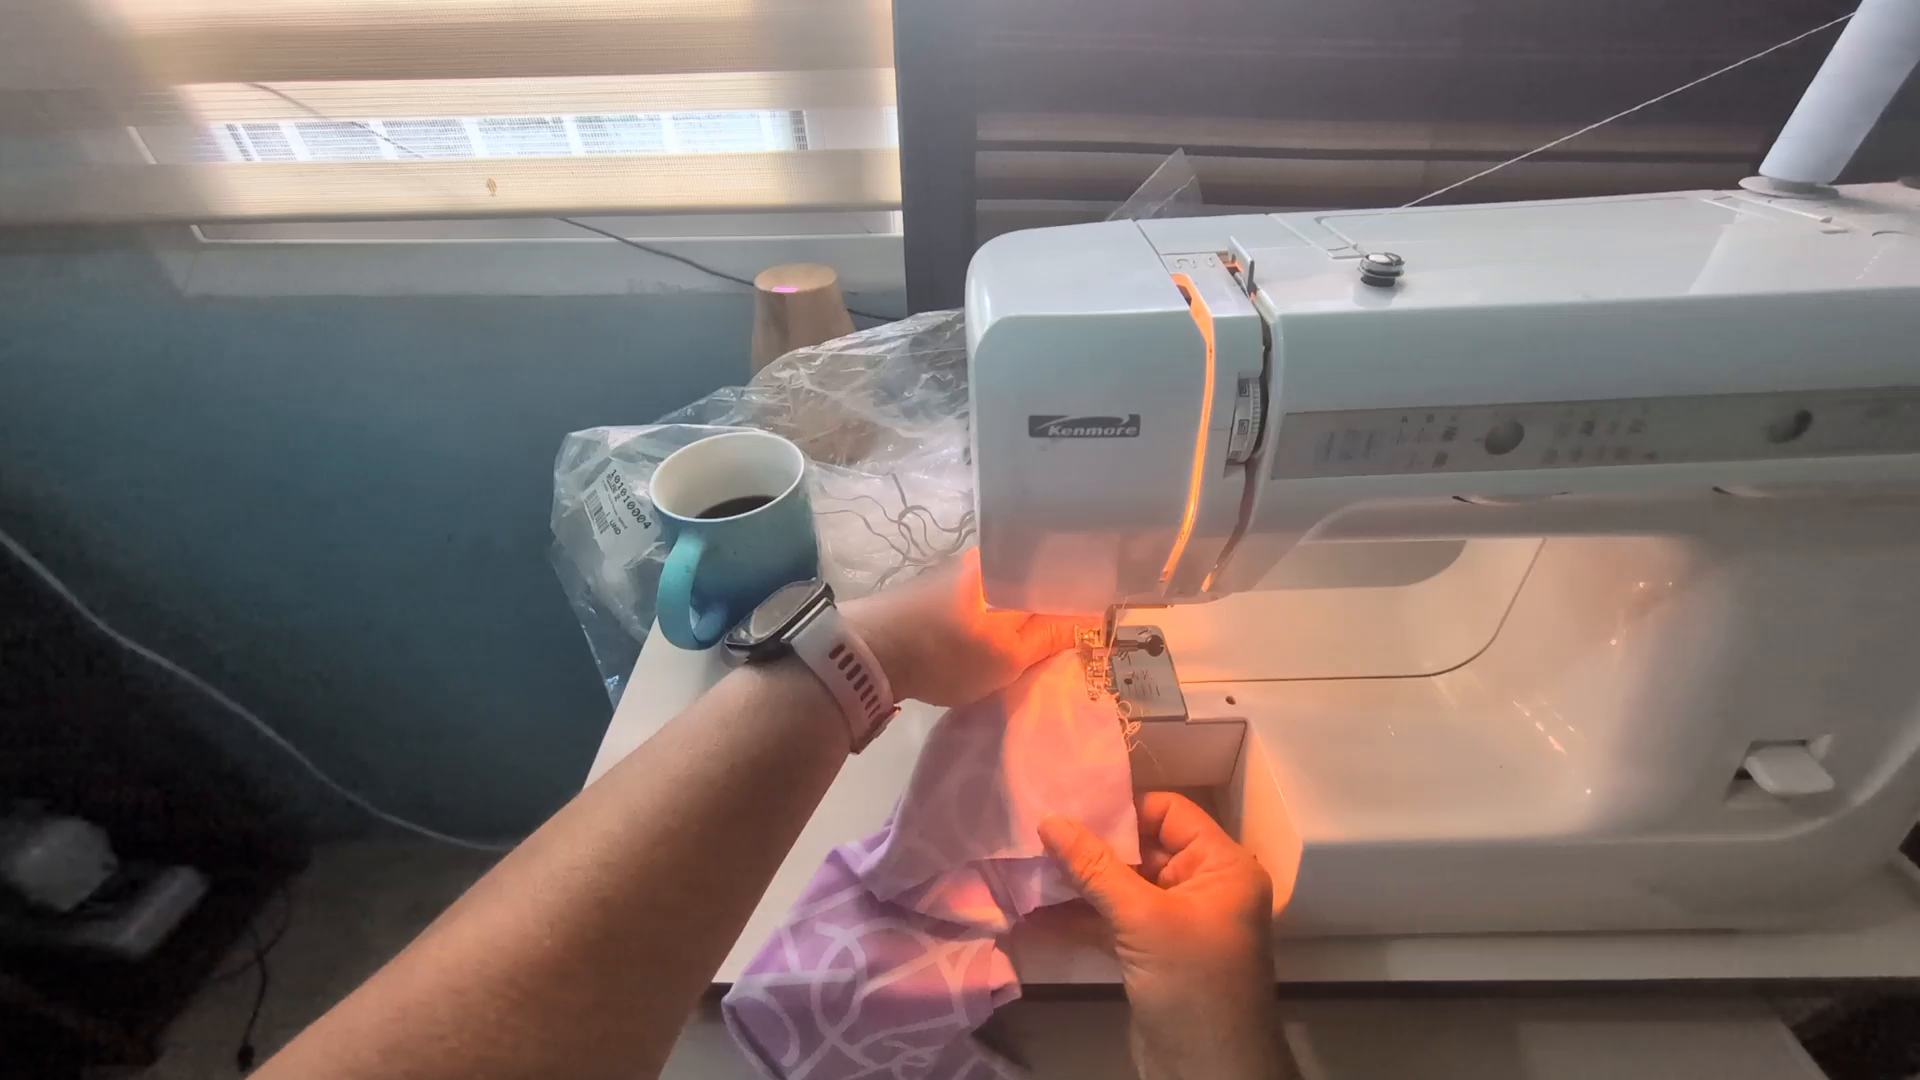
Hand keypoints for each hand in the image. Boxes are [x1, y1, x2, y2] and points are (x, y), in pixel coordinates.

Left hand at [840, 548, 1088, 706]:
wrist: (866, 654)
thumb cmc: (946, 653)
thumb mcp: (1007, 656)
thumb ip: (1049, 635)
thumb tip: (1088, 616)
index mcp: (1004, 563)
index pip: (1057, 566)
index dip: (1081, 589)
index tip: (1101, 611)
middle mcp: (981, 559)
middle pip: (1031, 577)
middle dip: (1052, 602)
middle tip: (1074, 630)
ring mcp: (955, 573)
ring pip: (1006, 589)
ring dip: (1022, 611)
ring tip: (1042, 636)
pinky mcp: (935, 592)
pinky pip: (982, 599)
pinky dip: (997, 616)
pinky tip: (1001, 635)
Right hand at [1040, 793, 1289, 1079]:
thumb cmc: (1192, 987)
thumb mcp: (1143, 920)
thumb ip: (1094, 867)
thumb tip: (1048, 820)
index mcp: (1221, 867)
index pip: (1169, 812)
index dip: (1123, 809)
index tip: (1072, 807)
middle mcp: (1202, 885)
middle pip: (1140, 846)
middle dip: (1091, 843)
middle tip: (1040, 831)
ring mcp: (1175, 920)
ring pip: (1121, 883)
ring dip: (1079, 879)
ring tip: (1030, 865)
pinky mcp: (1151, 951)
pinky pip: (1112, 918)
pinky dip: (1078, 915)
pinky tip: (1035, 910)